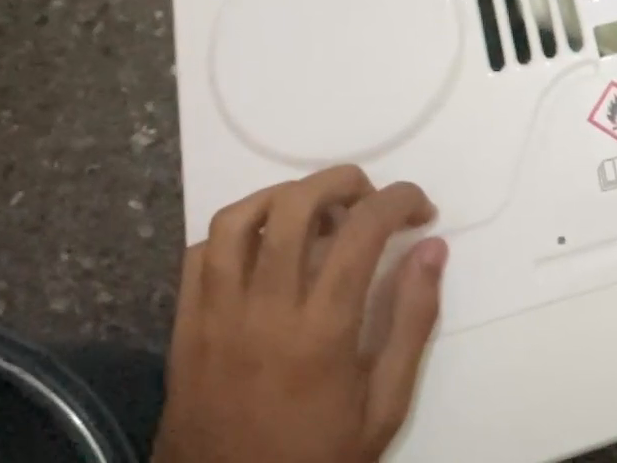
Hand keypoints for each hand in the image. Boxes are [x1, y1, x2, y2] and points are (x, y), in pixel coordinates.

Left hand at [152, 166, 448, 462]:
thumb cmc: (317, 456)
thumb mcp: (385, 406)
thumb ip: (412, 322)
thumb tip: (432, 248)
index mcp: (321, 331)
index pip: (362, 231)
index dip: (400, 201)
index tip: (421, 211)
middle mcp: (264, 311)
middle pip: (295, 206)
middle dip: (343, 181)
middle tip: (370, 198)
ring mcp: (216, 316)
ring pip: (238, 220)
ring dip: (284, 195)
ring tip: (316, 210)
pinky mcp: (184, 328)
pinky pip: (199, 254)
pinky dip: (236, 232)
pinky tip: (265, 245)